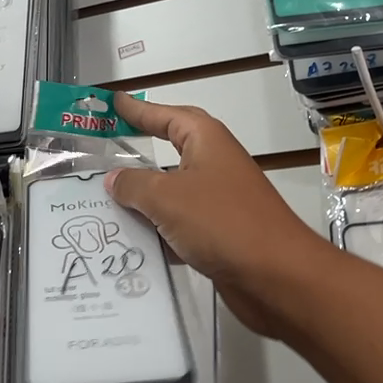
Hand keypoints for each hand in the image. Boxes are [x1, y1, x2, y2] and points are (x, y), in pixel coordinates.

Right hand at [105, 94, 323, 338]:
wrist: (279, 279)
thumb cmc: (222, 222)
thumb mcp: (166, 198)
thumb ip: (133, 185)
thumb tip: (113, 179)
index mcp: (205, 140)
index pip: (164, 115)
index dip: (137, 110)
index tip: (112, 103)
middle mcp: (213, 163)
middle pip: (169, 150)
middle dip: (138, 151)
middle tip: (105, 148)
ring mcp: (219, 200)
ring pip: (171, 192)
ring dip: (142, 198)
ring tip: (102, 199)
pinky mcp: (220, 235)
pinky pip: (179, 225)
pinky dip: (157, 231)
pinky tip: (129, 242)